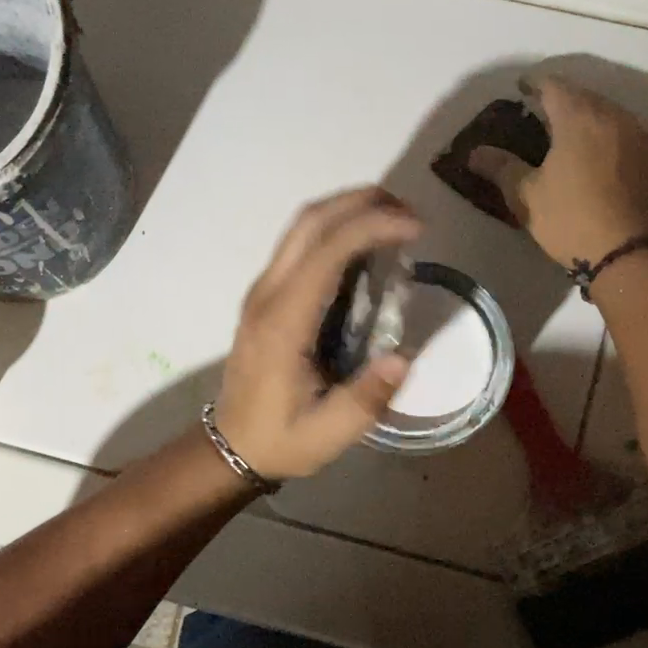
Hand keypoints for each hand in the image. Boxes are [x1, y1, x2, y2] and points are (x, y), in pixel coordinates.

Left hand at [215, 187, 421, 480]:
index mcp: (283, 323)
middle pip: (310, 221)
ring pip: (301, 226)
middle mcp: (267, 295)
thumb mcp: (327, 435)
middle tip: (410, 211)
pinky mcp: (264, 297)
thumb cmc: (279, 440)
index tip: (417, 227)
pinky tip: (365, 246)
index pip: (327, 251)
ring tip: (394, 220)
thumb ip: (365, 399)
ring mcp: (261, 292)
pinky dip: (334, 230)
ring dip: (347, 210)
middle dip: (362, 201)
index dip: (373, 226)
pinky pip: (298, 245)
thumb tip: (403, 358)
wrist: (229, 446)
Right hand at [467, 76, 647, 271]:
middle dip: (558, 100)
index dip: (533, 85)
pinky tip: (588, 154)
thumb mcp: (526, 196)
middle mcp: (610, 114)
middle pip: (581, 95)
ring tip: (561, 134)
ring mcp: (634, 133)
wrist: (627, 251)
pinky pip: (618, 130)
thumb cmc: (570, 218)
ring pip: (603, 111)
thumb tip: (474, 153)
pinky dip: (600, 133)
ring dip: (582, 116)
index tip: (519, 91)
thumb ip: (501, 168)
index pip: (553, 85)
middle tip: (537, 114)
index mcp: (577, 116)